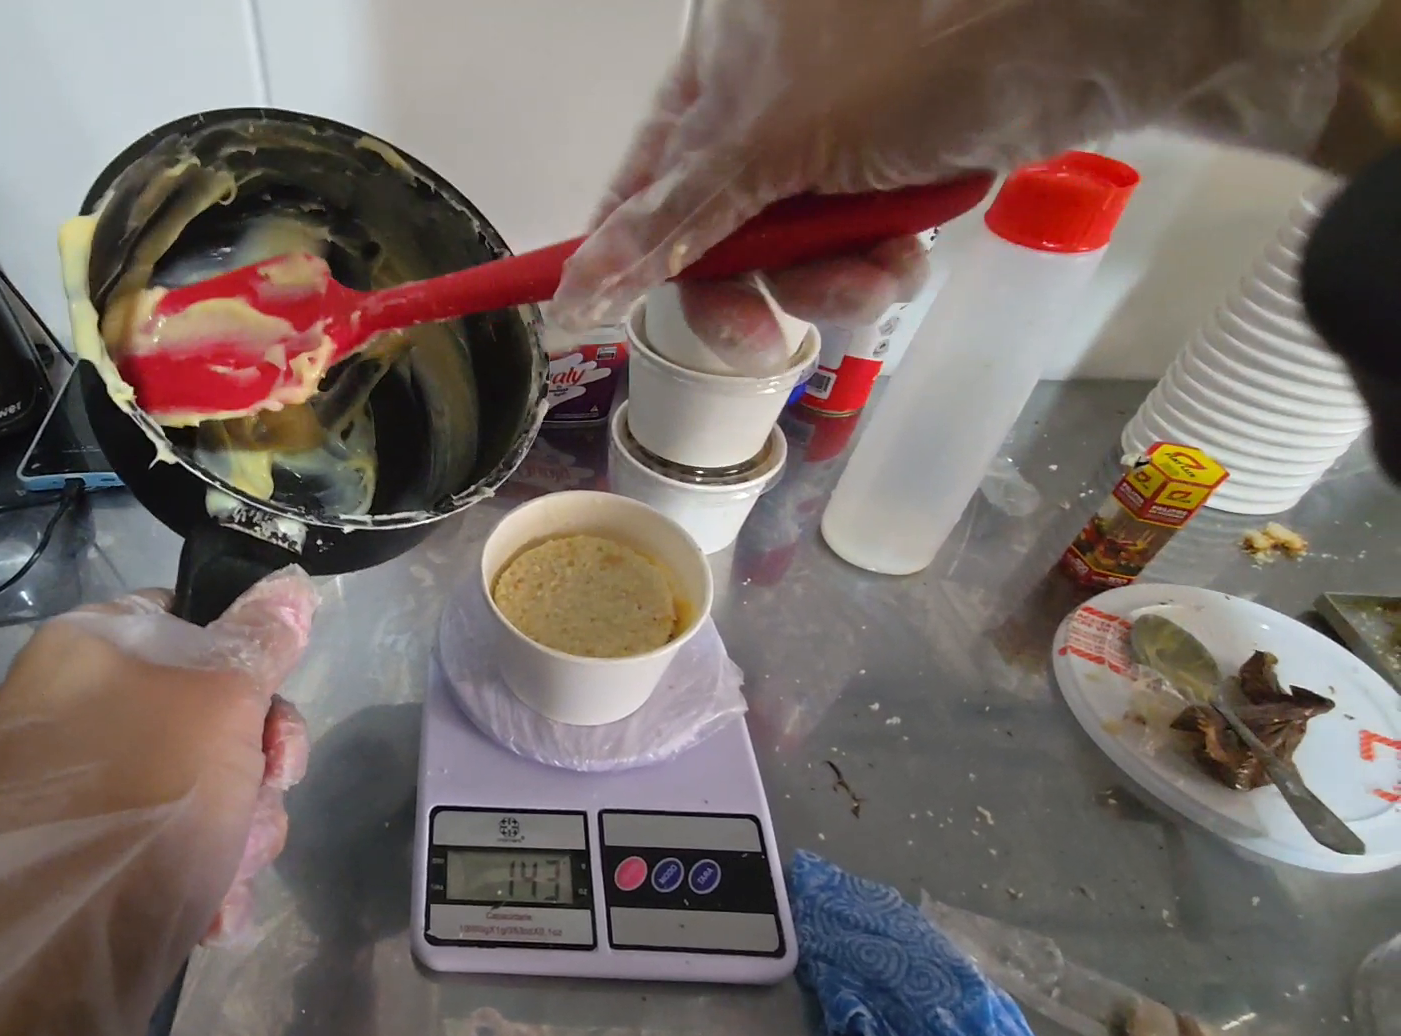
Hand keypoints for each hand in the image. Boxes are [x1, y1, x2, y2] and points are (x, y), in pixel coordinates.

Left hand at [0, 572, 316, 941]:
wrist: (46, 951)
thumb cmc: (147, 783)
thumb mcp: (223, 694)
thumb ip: (263, 637)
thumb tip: (292, 583)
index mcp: (97, 650)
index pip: (190, 620)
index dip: (248, 658)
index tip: (275, 700)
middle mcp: (82, 714)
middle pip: (210, 713)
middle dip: (260, 763)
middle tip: (273, 786)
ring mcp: (82, 793)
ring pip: (204, 788)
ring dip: (243, 828)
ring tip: (232, 868)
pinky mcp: (89, 865)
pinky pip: (170, 847)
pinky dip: (204, 873)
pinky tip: (215, 908)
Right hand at [552, 0, 1351, 350]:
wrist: (1124, 14)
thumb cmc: (925, 48)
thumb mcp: (771, 142)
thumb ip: (667, 224)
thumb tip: (571, 295)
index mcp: (715, 64)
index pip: (638, 184)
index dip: (621, 257)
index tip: (605, 322)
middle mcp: (760, 100)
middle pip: (708, 231)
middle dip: (749, 289)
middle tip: (768, 343)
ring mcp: (825, 136)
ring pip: (781, 249)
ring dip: (824, 283)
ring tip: (882, 275)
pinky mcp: (884, 166)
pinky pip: (842, 243)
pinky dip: (870, 262)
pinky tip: (908, 251)